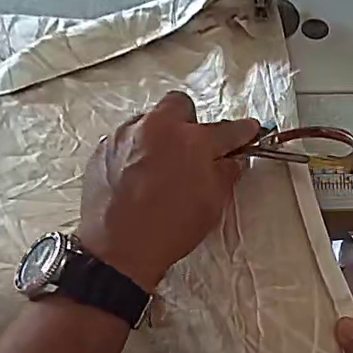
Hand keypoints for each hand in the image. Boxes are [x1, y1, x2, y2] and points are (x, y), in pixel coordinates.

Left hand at [77, 91, 260, 289]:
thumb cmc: (171, 227)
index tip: (249, 130)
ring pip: (150, 121)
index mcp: (192, 141)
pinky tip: (140, 178)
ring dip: (162, 136)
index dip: (242, 131)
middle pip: (180, 105)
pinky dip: (138, 152)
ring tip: (163, 168)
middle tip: (195, 148)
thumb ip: (226, 174)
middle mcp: (158, 128)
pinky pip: (127, 140)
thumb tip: (232, 161)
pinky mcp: (103, 148)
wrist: (120, 247)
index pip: (227, 130)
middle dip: (191, 122)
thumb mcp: (212, 203)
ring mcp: (126, 135)